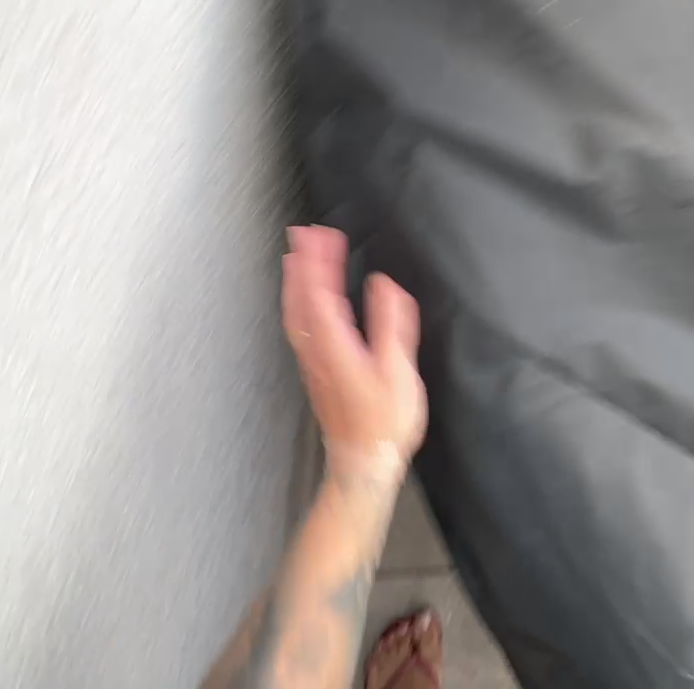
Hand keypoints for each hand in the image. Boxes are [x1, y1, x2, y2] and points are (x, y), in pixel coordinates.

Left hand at [282, 226, 426, 479]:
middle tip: (304, 233)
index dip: (319, 262)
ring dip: (296, 280)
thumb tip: (384, 286)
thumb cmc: (384, 420)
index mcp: (335, 345)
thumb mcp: (398, 369)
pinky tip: (303, 298)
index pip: (320, 293)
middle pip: (301, 298)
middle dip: (302, 263)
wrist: (364, 461)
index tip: (322, 234)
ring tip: (298, 255)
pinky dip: (297, 302)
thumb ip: (391, 324)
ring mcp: (312, 361)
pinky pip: (298, 326)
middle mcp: (317, 351)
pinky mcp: (316, 370)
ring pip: (296, 312)